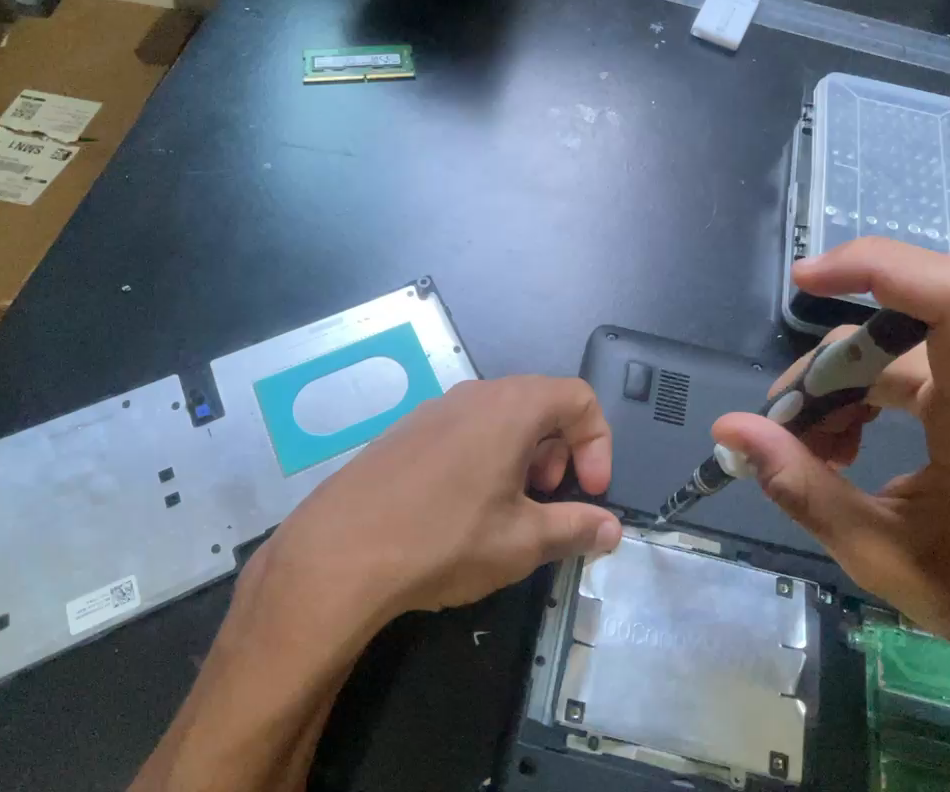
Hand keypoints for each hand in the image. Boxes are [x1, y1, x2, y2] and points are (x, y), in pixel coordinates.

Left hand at [265, 376, 622, 623]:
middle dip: (559, 454)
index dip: (598, 444)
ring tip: (506, 513)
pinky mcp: (404, 433)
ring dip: (521, 460)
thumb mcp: (522, 542)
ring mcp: (433, 411)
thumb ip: (575, 528)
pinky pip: (463, 432)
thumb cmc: (444, 540)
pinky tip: (461, 512)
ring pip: (499, 421)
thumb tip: (611, 529)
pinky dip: (483, 460)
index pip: (578, 398)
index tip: (590, 492)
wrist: (338, 554)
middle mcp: (473, 395)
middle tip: (547, 504)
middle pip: (540, 406)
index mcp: (511, 408)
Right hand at [713, 238, 949, 702]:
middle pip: (890, 336)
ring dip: (841, 390)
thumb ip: (801, 486)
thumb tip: (731, 430)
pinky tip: (851, 445)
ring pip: (896, 352)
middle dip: (821, 376)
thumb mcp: (881, 555)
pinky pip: (918, 369)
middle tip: (781, 437)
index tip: (804, 280)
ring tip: (813, 454)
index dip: (877, 267)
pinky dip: (871, 396)